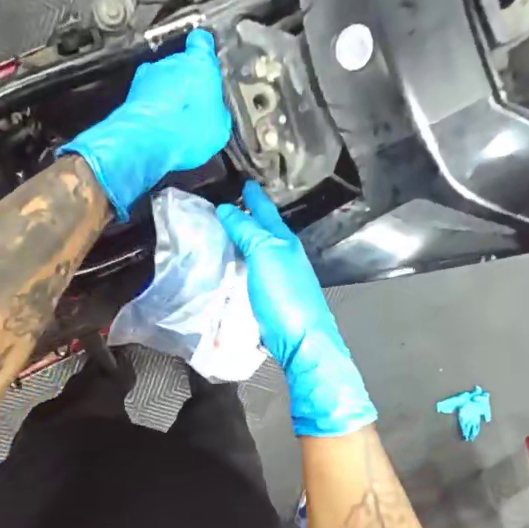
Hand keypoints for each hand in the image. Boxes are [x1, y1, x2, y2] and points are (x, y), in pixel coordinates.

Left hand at [57, 29, 232, 219]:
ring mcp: (148, 76)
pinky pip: (147, 97)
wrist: (147, 143)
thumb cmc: (187, 129)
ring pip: (163, 80)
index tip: (209, 58)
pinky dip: (153, 108)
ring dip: (169, 95)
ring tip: (177, 121)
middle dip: (189, 82)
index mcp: (199, 63)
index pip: (202, 42)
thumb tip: (217, 112)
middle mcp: (171, 62)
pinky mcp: (131, 94)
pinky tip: (162, 128)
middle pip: (182, 64)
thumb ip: (219, 108)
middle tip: (197, 105)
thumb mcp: (221, 125)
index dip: (205, 49)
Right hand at [216, 181, 376, 436]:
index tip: (246, 183)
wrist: (303, 344)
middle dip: (249, 217)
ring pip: (259, 253)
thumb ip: (247, 231)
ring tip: (226, 234)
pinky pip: (254, 275)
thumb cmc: (287, 298)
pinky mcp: (272, 302)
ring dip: (244, 242)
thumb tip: (228, 209)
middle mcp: (284, 258)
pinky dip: (243, 266)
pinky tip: (233, 270)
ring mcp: (280, 281)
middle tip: (231, 205)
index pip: (266, 212)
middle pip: (264, 231)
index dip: (254, 197)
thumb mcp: (265, 255)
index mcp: (284, 242)